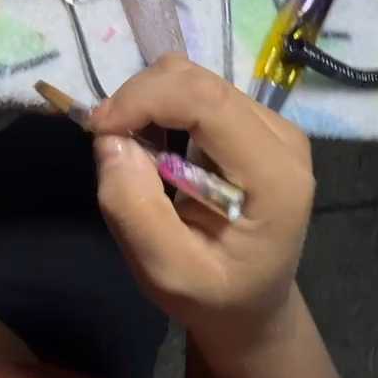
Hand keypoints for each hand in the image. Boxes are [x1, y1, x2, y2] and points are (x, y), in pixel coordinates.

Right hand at [87, 55, 315, 348]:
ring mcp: (267, 122)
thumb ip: (135, 211)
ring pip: (187, 76)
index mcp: (273, 176)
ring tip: (133, 148)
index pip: (204, 100)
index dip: (142, 99)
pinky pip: (189, 87)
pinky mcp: (248, 117)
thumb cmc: (212, 293)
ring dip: (144, 103)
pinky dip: (155, 105)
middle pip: (192, 80)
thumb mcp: (166, 273)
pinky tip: (153, 142)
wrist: (250, 301)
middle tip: (108, 142)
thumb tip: (111, 140)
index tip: (98, 129)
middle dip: (136, 100)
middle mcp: (280, 136)